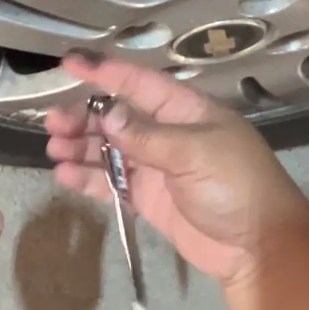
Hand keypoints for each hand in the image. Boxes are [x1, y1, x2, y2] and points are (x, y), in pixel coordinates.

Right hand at [44, 55, 308, 289]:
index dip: (104, 72)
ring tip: (53, 149)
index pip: (139, 84)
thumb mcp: (194, 153)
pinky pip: (110, 184)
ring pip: (109, 151)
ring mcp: (156, 169)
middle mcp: (167, 135)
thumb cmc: (236, 187)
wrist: (257, 246)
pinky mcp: (147, 199)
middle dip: (84, 118)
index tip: (68, 63)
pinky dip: (87, 179)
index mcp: (186, 112)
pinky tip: (64, 175)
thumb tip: (106, 113)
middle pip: (117, 119)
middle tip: (52, 124)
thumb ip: (147, 135)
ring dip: (80, 148)